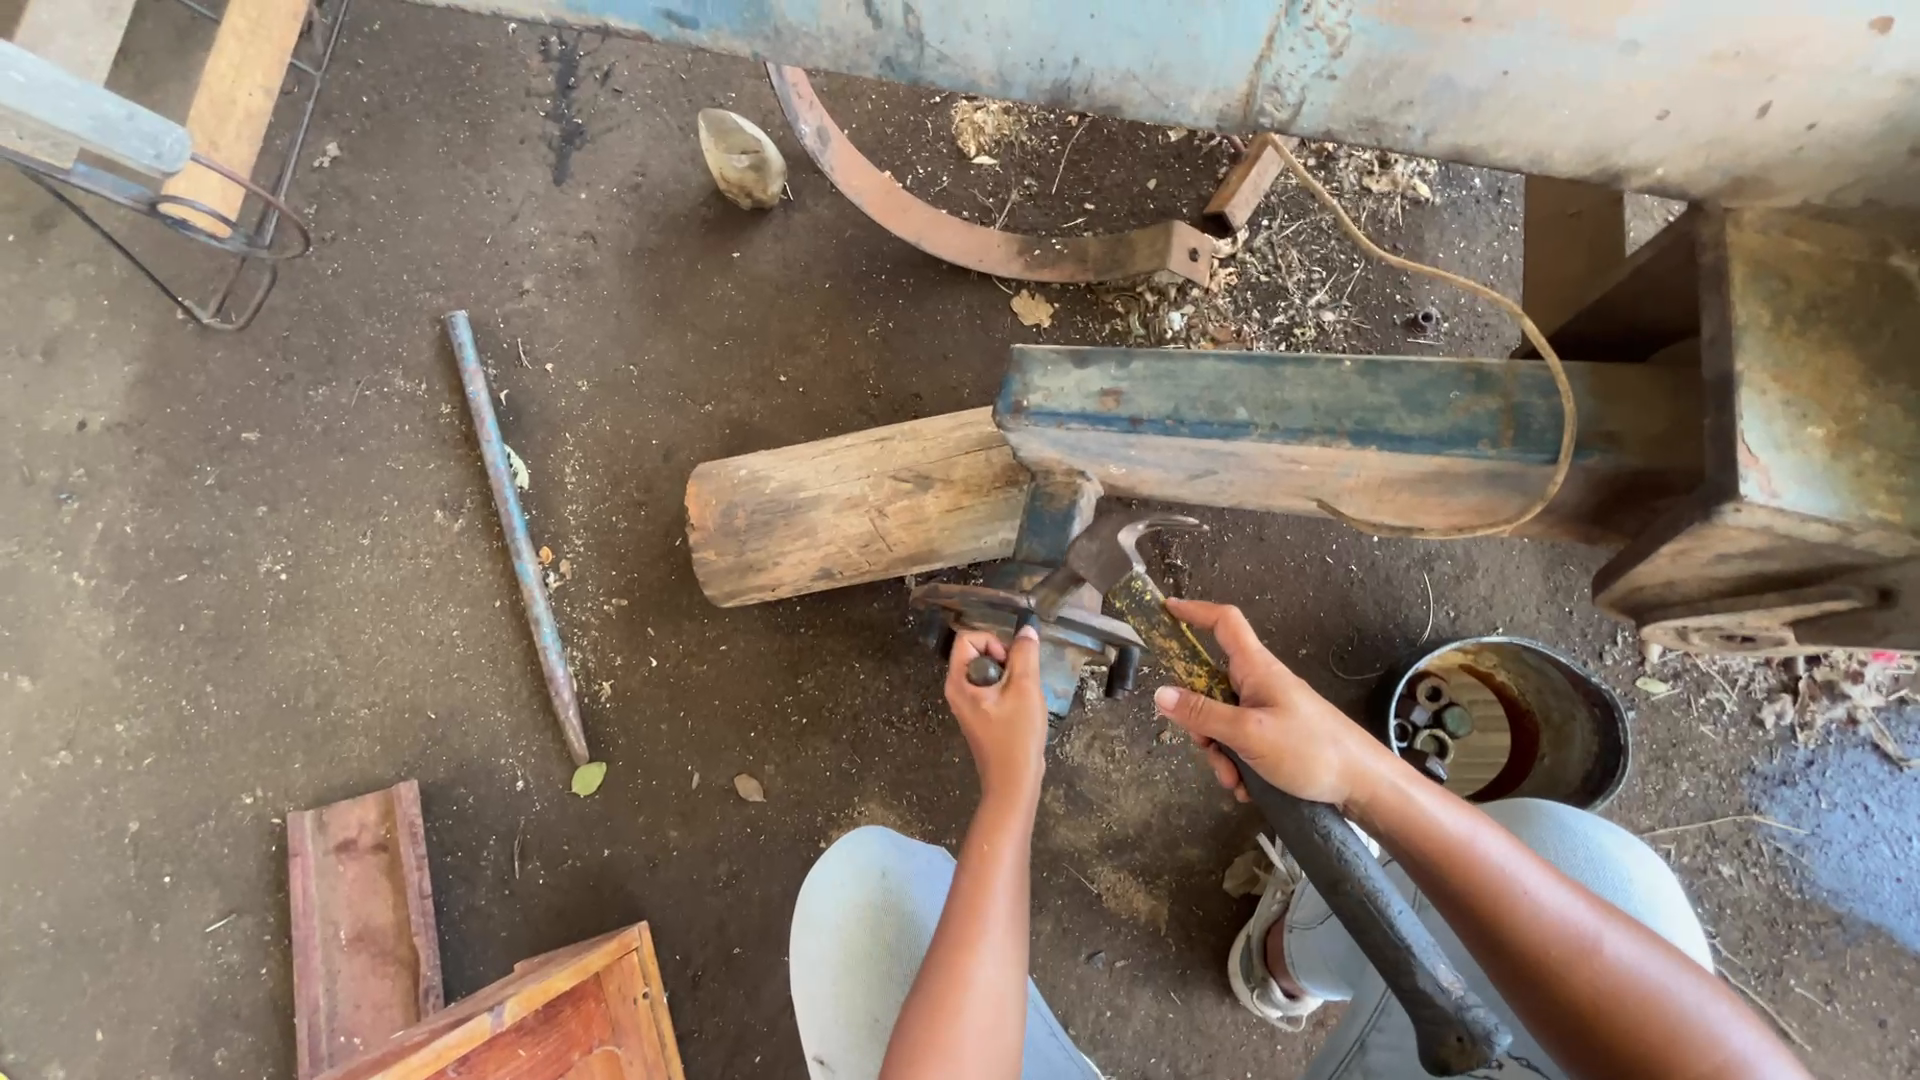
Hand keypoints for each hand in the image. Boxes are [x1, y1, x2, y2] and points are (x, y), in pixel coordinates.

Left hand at [944, 625, 1047, 800]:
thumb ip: (1025, 655)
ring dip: (1010, 675)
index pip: (968, 639)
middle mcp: (957, 689)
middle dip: (1004, 659)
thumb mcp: (1025, 688)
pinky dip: (1009, 689)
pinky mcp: (980, 714)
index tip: (1011, 664)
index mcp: (958, 682)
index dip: (993, 642)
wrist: (1014, 781)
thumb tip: (1026, 630)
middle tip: (1021, 681)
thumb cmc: (1016, 735)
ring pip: (988, 670)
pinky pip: (992, 687)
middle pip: (978, 652)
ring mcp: (967, 703)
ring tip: (1024, 695)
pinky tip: (1022, 708)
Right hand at [1152, 598, 1399, 811]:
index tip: (1167, 609)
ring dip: (1220, 752)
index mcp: (1256, 669)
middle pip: (1210, 685)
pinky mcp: (1276, 736)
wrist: (1366, 786)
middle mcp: (1260, 684)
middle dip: (1199, 720)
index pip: (1223, 623)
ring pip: (1222, 721)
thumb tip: (1160, 693)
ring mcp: (1268, 711)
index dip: (1195, 612)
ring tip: (1235, 780)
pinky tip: (1248, 787)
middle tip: (1204, 745)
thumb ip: (1203, 714)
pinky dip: (1238, 764)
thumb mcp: (1248, 734)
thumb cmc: (1310, 750)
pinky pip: (1241, 743)